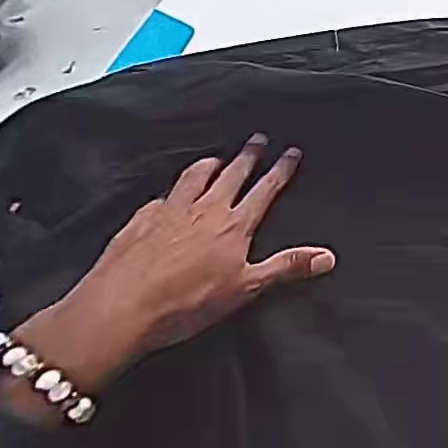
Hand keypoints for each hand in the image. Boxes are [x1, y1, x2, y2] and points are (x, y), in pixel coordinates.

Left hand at [11, 136, 334, 392]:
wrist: (121, 308)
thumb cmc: (186, 302)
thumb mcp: (246, 287)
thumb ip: (287, 267)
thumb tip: (327, 257)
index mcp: (234, 224)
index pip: (265, 189)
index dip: (280, 169)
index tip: (290, 152)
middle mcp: (206, 208)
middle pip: (233, 173)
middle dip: (249, 155)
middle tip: (258, 139)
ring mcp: (172, 210)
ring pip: (196, 176)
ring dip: (210, 164)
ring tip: (218, 157)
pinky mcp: (141, 219)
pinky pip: (162, 196)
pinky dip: (172, 190)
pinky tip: (170, 194)